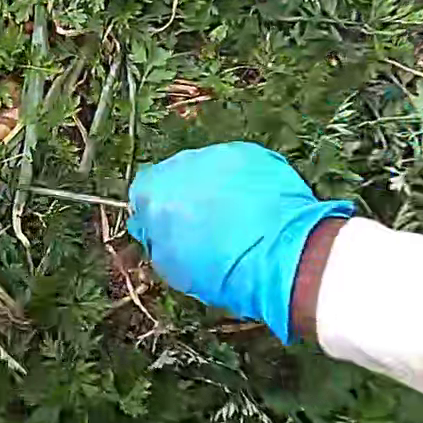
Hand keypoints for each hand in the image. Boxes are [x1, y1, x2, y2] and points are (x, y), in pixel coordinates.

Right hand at [127, 143, 353, 342]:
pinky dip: (245, 183)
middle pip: (175, 176)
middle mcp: (181, 163)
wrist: (280, 254)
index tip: (172, 231)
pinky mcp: (252, 152)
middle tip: (206, 227)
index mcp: (153, 192)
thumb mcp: (172, 269)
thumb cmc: (222, 269)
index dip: (156, 214)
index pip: (142, 194)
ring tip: (238, 218)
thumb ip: (156, 240)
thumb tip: (154, 229)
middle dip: (186, 196)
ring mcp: (219, 154)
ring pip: (208, 168)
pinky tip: (258, 208)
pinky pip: (240, 166)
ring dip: (215, 187)